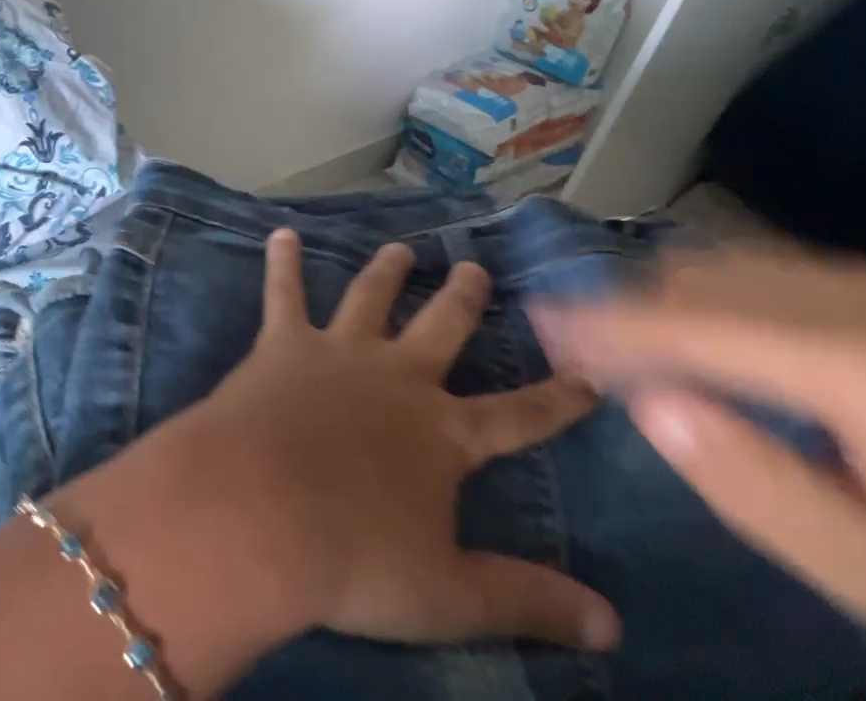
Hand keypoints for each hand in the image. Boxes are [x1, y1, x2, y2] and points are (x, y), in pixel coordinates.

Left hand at [179, 229, 619, 650]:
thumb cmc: (352, 558)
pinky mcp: (279, 347)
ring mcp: (338, 355)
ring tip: (400, 249)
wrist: (252, 515)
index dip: (557, 399)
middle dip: (463, 300)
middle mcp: (398, 379)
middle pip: (442, 329)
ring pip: (370, 300)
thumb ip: (526, 602)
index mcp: (444, 434)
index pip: (520, 415)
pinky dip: (283, 263)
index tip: (590, 375)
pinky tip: (281, 234)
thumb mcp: (447, 594)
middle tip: (476, 268)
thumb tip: (613, 629)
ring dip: (387, 272)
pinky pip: (284, 296)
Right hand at [534, 246, 865, 695]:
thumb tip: (650, 400)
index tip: (539, 325)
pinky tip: (676, 321)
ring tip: (603, 331)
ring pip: (731, 262)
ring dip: (656, 292)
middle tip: (559, 338)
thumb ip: (749, 482)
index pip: (699, 324)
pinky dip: (702, 288)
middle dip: (620, 304)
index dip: (607, 324)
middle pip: (707, 280)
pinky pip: (768, 268)